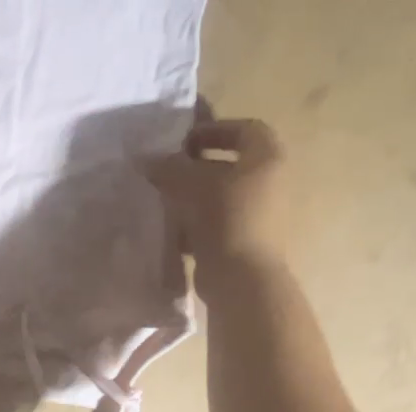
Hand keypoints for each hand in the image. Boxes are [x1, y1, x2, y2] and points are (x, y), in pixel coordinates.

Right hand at [143, 106, 286, 266]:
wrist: (242, 278)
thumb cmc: (225, 219)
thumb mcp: (193, 185)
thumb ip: (170, 168)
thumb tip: (146, 160)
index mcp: (266, 158)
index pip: (244, 129)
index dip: (213, 130)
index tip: (183, 141)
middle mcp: (269, 182)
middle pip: (231, 165)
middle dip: (198, 167)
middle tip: (169, 172)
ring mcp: (259, 214)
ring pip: (221, 196)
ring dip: (194, 197)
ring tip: (166, 202)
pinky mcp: (244, 241)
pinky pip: (218, 223)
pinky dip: (197, 222)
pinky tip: (174, 230)